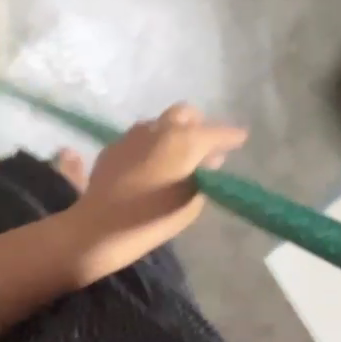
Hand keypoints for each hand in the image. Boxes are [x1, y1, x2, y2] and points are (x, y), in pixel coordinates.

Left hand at [64, 103, 246, 273]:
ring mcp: (132, 135)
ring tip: (175, 156)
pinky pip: (137, 138)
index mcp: (185, 141)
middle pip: (184, 114)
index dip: (231, 137)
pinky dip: (149, 145)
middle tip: (203, 146)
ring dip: (171, 133)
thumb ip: (201, 177)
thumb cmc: (152, 220)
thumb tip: (203, 164)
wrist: (100, 228)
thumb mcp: (190, 202)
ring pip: (159, 123)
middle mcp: (159, 129)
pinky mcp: (112, 147)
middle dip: (198, 125)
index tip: (240, 139)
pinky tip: (148, 164)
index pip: (217, 133)